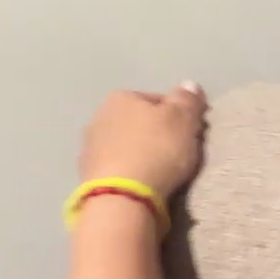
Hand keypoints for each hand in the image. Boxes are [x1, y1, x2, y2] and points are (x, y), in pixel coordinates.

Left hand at [79, 83, 208, 199]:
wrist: (123, 194)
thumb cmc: (157, 152)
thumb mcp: (182, 122)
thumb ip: (188, 102)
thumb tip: (190, 84)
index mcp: (123, 97)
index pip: (158, 101)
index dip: (178, 118)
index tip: (191, 136)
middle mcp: (100, 114)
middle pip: (138, 122)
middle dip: (155, 134)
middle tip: (176, 154)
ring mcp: (90, 143)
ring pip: (123, 142)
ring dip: (138, 152)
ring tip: (157, 171)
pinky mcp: (88, 171)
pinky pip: (114, 164)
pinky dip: (126, 169)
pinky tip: (139, 182)